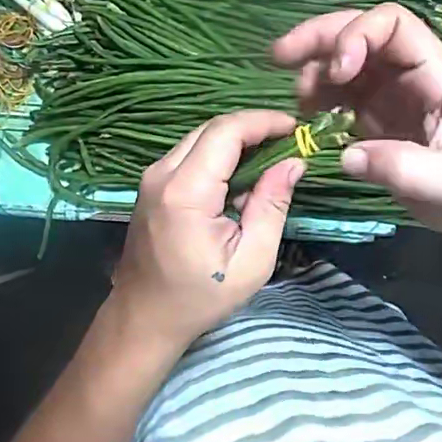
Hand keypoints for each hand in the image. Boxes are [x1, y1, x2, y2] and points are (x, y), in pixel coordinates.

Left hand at [106, 111, 305, 349]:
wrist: (144, 318)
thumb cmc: (200, 297)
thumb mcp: (251, 260)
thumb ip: (272, 206)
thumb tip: (294, 163)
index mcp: (185, 192)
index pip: (226, 132)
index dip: (263, 122)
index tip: (296, 129)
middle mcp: (162, 175)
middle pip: (212, 128)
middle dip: (253, 126)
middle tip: (289, 140)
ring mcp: (152, 178)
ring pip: (200, 137)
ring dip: (237, 139)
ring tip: (273, 153)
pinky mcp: (152, 185)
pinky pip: (190, 153)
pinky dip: (220, 153)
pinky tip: (244, 171)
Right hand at [272, 4, 441, 242]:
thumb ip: (403, 167)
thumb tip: (348, 155)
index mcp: (437, 72)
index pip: (394, 24)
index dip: (358, 35)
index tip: (338, 71)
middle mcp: (410, 73)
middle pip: (361, 31)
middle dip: (319, 37)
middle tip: (279, 56)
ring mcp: (390, 94)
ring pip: (345, 61)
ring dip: (314, 70)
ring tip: (298, 102)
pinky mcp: (376, 118)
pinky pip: (339, 96)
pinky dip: (317, 100)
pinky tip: (306, 120)